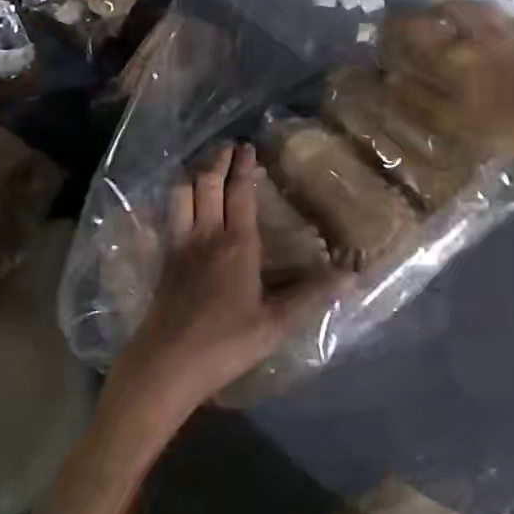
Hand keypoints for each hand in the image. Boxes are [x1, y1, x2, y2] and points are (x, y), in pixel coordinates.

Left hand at [108, 143, 346, 416]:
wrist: (164, 367)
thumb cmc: (224, 343)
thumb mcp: (275, 323)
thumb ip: (312, 295)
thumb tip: (352, 274)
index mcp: (236, 243)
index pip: (240, 192)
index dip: (244, 166)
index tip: (248, 146)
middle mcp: (205, 235)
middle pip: (206, 184)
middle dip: (217, 160)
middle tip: (227, 146)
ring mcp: (179, 247)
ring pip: (180, 196)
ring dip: (192, 175)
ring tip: (202, 167)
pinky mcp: (162, 263)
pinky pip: (166, 219)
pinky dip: (173, 202)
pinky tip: (175, 207)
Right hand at [381, 0, 513, 168]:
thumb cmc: (500, 130)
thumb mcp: (452, 121)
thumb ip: (420, 97)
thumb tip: (393, 78)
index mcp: (454, 55)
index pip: (417, 27)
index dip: (397, 25)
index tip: (387, 30)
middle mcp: (478, 35)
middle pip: (449, 8)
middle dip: (429, 10)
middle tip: (419, 20)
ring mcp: (506, 34)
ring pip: (476, 8)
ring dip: (457, 8)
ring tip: (447, 17)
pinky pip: (500, 17)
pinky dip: (484, 16)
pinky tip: (483, 29)